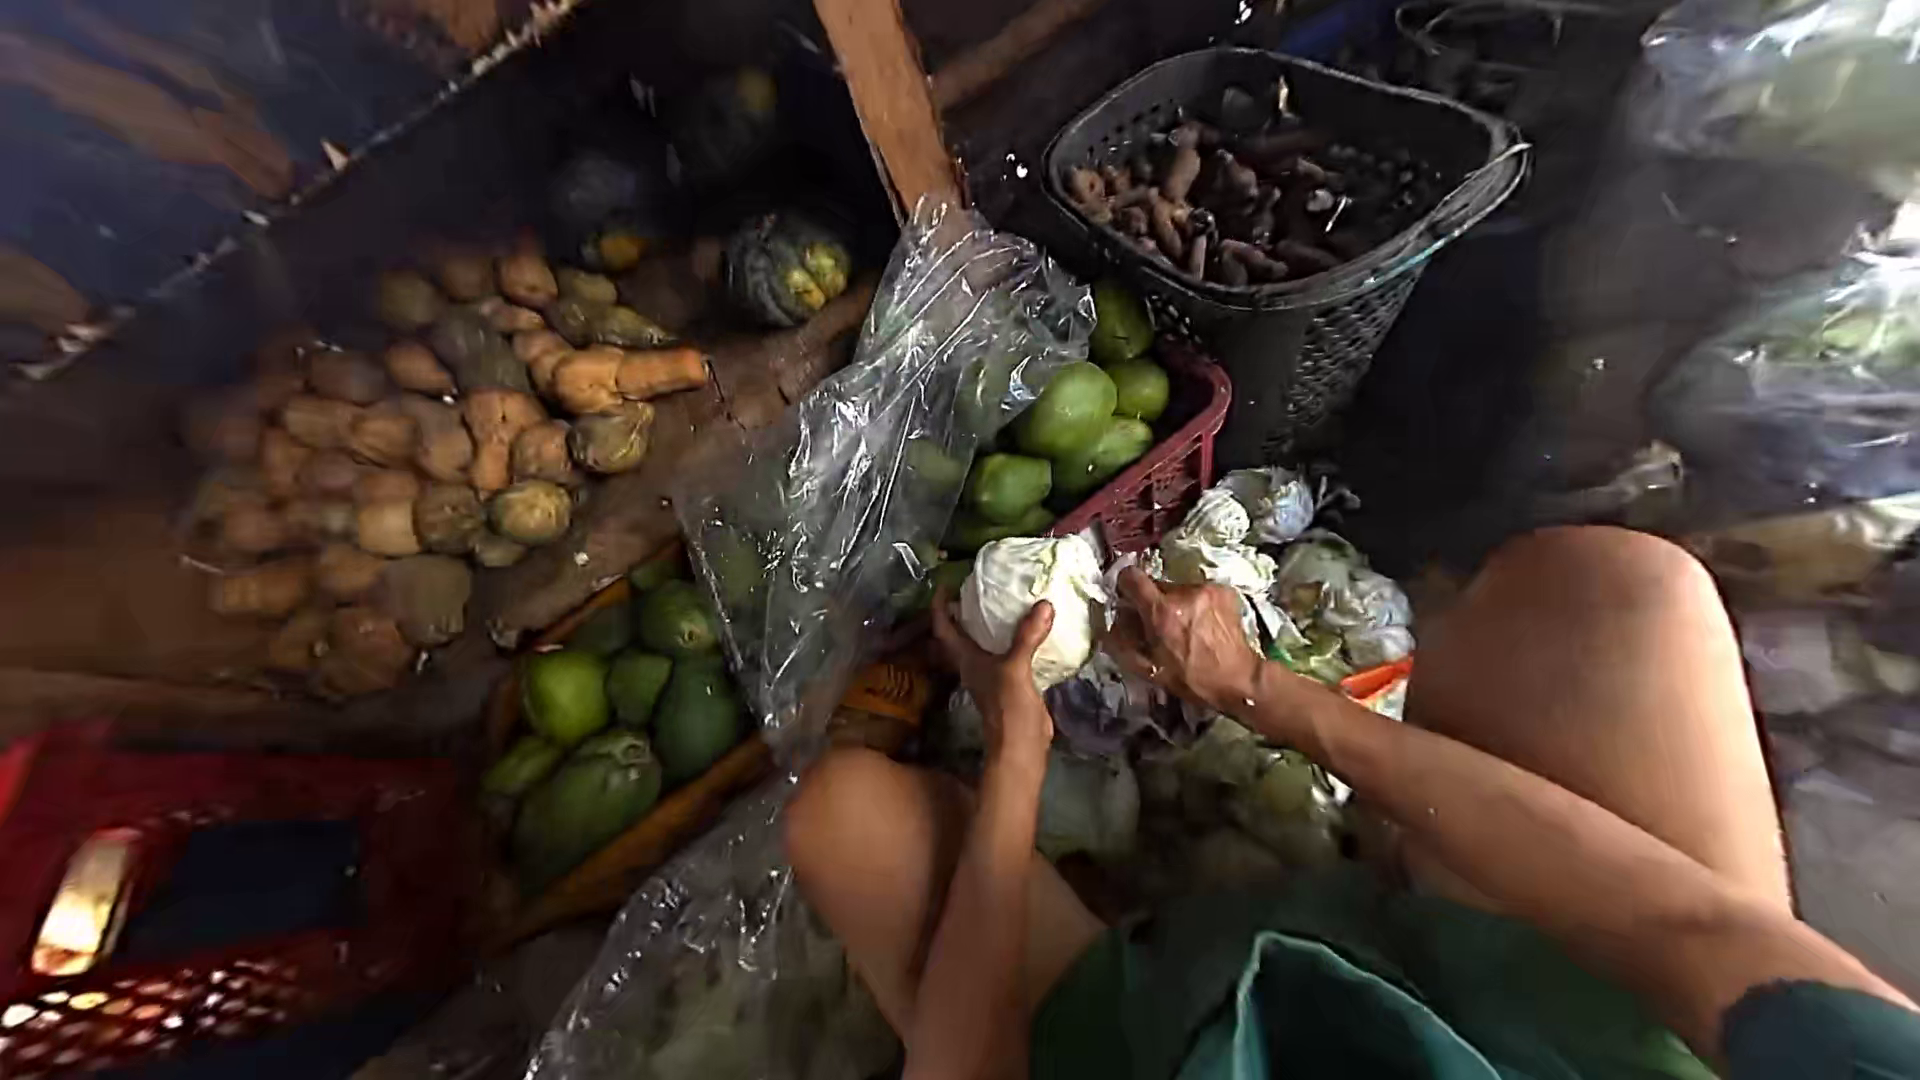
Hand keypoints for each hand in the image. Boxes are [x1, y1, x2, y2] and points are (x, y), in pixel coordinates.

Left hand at [932, 585, 1055, 765]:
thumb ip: (1027, 636)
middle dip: (963, 612)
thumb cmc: (1007, 708)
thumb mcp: (1016, 669)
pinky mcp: (1010, 681)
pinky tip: (1030, 629)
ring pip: (983, 643)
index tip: (945, 585)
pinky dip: (1014, 639)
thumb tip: (1044, 604)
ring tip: (1003, 601)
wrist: (1021, 746)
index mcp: (966, 658)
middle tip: (976, 588)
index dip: (940, 606)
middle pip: (960, 634)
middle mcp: (974, 664)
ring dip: (988, 625)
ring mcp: (991, 674)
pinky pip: (1007, 652)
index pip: (944, 628)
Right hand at [1107, 566, 1265, 712]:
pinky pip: (1199, 592)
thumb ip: (1120, 642)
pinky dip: (1197, 604)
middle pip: (1157, 585)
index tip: (1128, 597)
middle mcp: (1183, 593)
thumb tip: (1109, 622)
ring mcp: (1206, 589)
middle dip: (1155, 601)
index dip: (1126, 584)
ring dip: (1178, 603)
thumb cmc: (1190, 678)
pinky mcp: (1224, 590)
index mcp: (1161, 612)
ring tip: (1188, 627)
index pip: (1132, 576)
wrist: (1238, 680)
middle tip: (1162, 624)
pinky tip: (1205, 623)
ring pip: (1179, 589)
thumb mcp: (1147, 668)